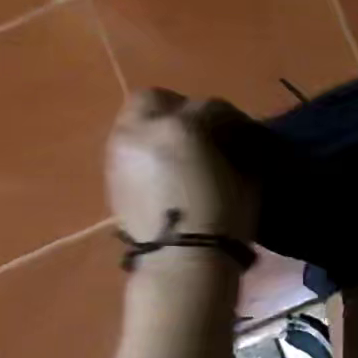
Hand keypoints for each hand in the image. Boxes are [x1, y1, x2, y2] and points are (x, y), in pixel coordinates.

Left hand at [107, 89, 258, 247]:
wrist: (182, 259)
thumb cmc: (224, 220)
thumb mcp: (248, 181)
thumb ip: (243, 151)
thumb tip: (242, 141)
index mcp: (183, 127)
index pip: (213, 106)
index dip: (234, 119)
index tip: (246, 134)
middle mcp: (144, 127)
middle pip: (160, 98)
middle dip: (184, 109)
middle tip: (205, 132)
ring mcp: (120, 146)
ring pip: (137, 118)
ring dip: (162, 127)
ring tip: (184, 152)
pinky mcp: (110, 169)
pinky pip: (129, 143)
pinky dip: (148, 147)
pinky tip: (167, 169)